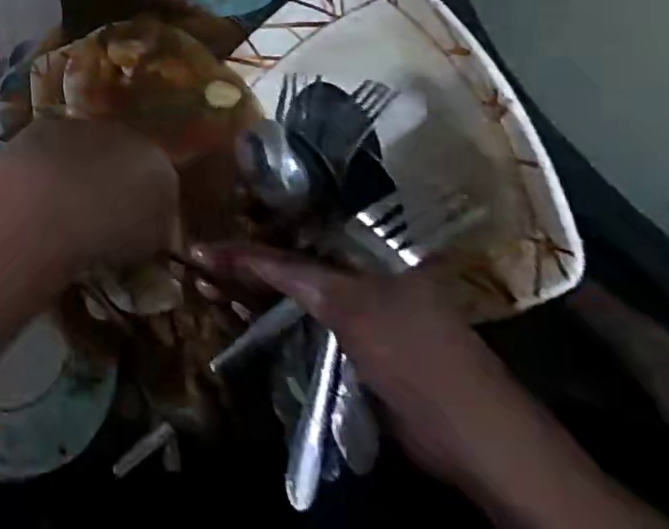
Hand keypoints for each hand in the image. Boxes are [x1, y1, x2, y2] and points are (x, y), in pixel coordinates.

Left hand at [0, 116, 179, 273]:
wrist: (46, 207)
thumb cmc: (105, 233)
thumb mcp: (146, 245)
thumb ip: (152, 226)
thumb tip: (144, 223)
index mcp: (159, 165)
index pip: (158, 180)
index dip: (143, 200)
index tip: (128, 219)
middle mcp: (123, 135)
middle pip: (120, 155)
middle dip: (109, 176)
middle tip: (92, 206)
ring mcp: (79, 126)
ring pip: (82, 146)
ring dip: (74, 165)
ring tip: (57, 197)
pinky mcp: (41, 125)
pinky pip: (49, 144)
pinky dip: (44, 159)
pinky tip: (32, 183)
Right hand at [194, 242, 501, 479]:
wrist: (470, 438)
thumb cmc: (412, 354)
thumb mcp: (343, 302)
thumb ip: (281, 270)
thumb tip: (215, 250)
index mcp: (375, 254)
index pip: (298, 231)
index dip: (251, 235)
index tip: (205, 245)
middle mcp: (365, 276)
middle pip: (289, 259)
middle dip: (243, 263)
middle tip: (199, 265)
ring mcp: (358, 311)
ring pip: (289, 291)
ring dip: (247, 290)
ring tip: (204, 288)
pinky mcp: (351, 343)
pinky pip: (298, 319)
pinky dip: (265, 316)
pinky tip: (234, 312)